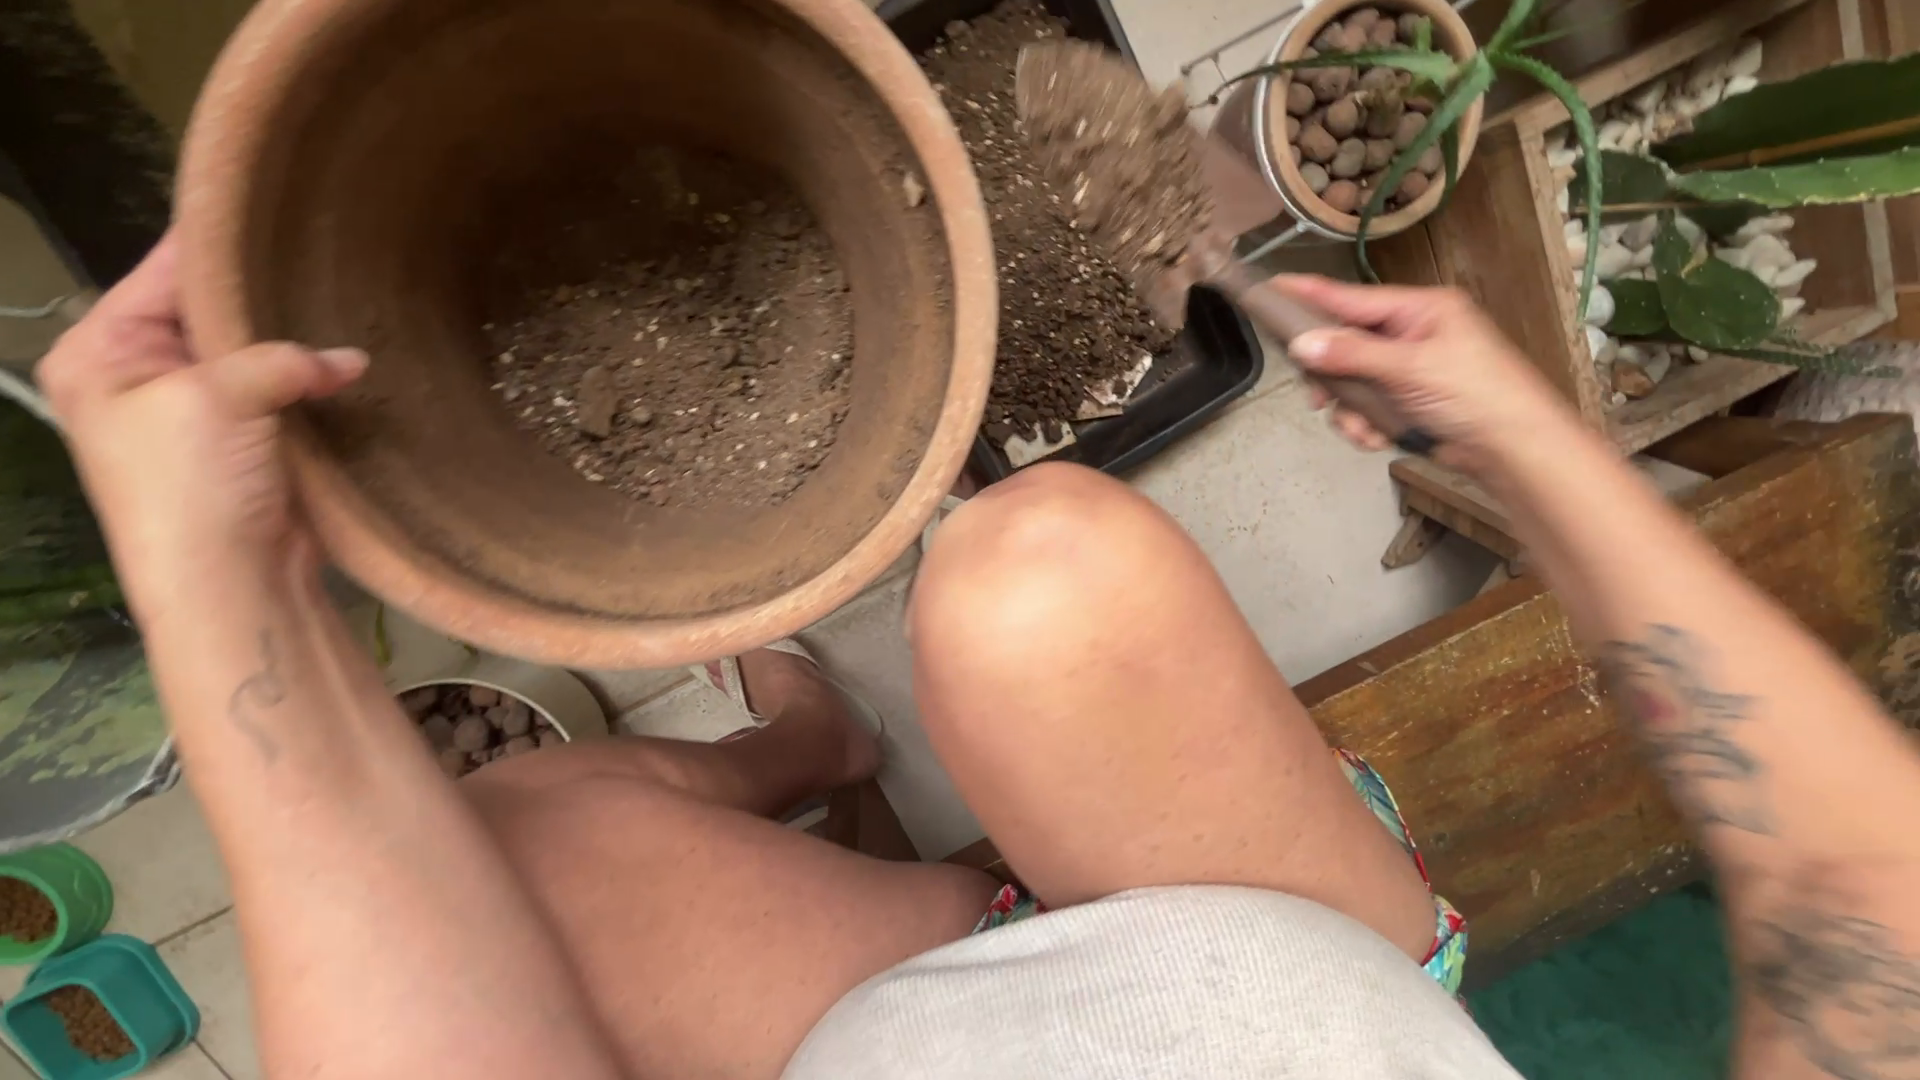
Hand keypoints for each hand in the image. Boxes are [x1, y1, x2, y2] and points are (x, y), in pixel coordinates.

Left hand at [34, 235, 366, 615]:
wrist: (229, 575)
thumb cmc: (189, 484)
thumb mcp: (215, 399)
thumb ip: (279, 360)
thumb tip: (351, 359)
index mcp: (103, 355)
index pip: (159, 278)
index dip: (213, 247)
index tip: (270, 215)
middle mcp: (148, 378)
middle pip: (215, 318)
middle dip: (269, 302)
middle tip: (332, 269)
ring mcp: (205, 414)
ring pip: (261, 359)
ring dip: (302, 347)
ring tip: (354, 314)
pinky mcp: (255, 445)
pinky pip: (289, 397)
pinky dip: (319, 385)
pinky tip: (354, 369)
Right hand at [1271, 276, 1570, 473]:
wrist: (1511, 447)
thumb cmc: (1477, 394)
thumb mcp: (1411, 368)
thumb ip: (1353, 354)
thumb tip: (1303, 344)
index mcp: (1417, 311)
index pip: (1350, 299)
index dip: (1310, 295)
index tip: (1274, 286)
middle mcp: (1406, 335)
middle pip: (1341, 346)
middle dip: (1331, 379)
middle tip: (1320, 397)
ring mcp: (1402, 369)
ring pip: (1346, 383)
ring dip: (1349, 410)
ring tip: (1364, 428)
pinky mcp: (1401, 400)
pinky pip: (1361, 407)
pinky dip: (1362, 425)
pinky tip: (1378, 436)